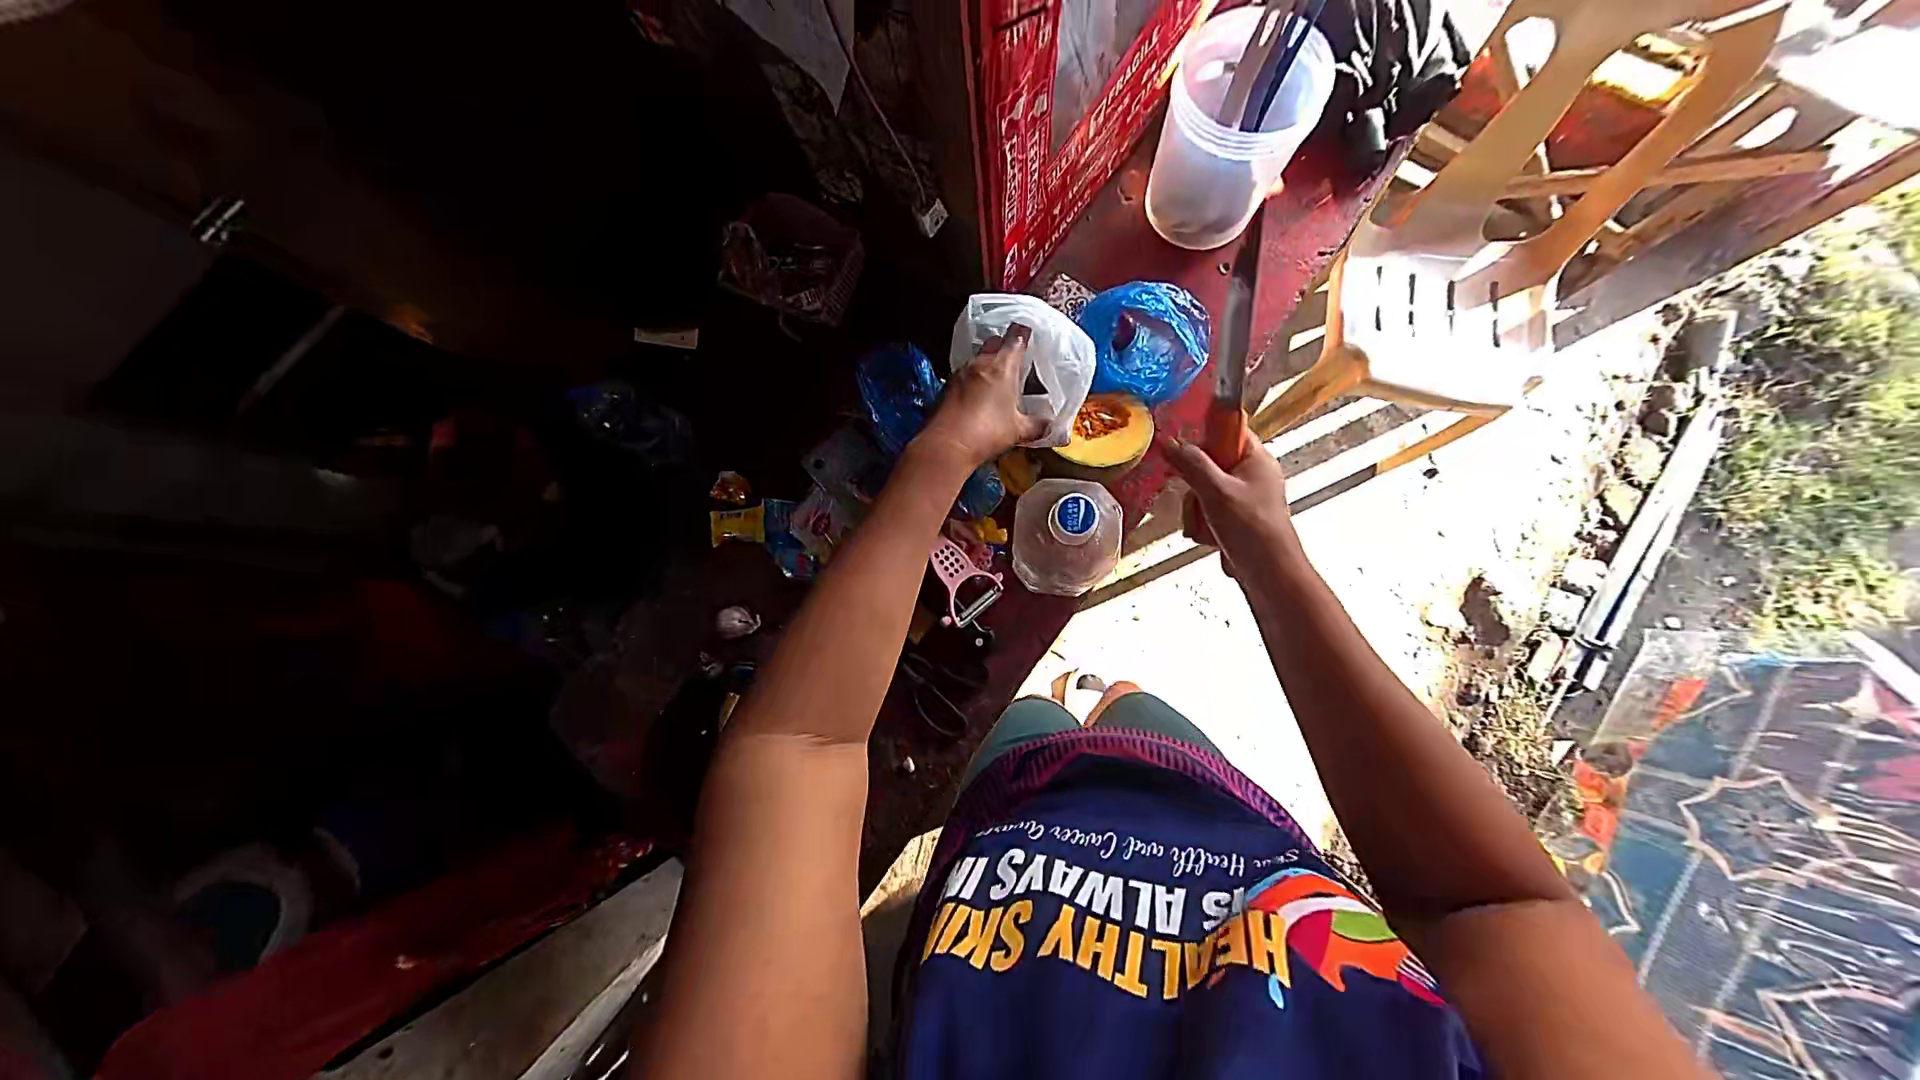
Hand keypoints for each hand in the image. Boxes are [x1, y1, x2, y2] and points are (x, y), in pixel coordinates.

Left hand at [915, 328, 1048, 467]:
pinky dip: (972, 381)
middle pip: (994, 342)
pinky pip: (963, 375)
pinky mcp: (946, 387)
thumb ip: (1037, 426)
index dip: (1023, 333)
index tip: (1028, 336)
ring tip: (996, 381)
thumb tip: (1053, 428)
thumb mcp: (1018, 431)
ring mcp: (960, 373)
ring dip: (986, 365)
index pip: (1016, 337)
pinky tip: (977, 397)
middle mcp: (980, 363)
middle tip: (1013, 361)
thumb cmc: (987, 432)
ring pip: (977, 359)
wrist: (946, 446)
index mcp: (1002, 366)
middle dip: (1003, 346)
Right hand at [1166, 433, 1303, 581]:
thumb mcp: (1216, 492)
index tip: (1182, 451)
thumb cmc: (1251, 529)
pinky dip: (1203, 524)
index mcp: (1256, 458)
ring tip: (1207, 526)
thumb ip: (1191, 464)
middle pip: (1207, 464)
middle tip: (1199, 501)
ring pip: (1202, 491)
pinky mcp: (1236, 518)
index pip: (1227, 430)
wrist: (1269, 573)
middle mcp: (1252, 474)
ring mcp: (1244, 497)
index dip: (1203, 437)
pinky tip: (1210, 538)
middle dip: (1195, 488)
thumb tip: (1169, 443)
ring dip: (1196, 511)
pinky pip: (1207, 511)